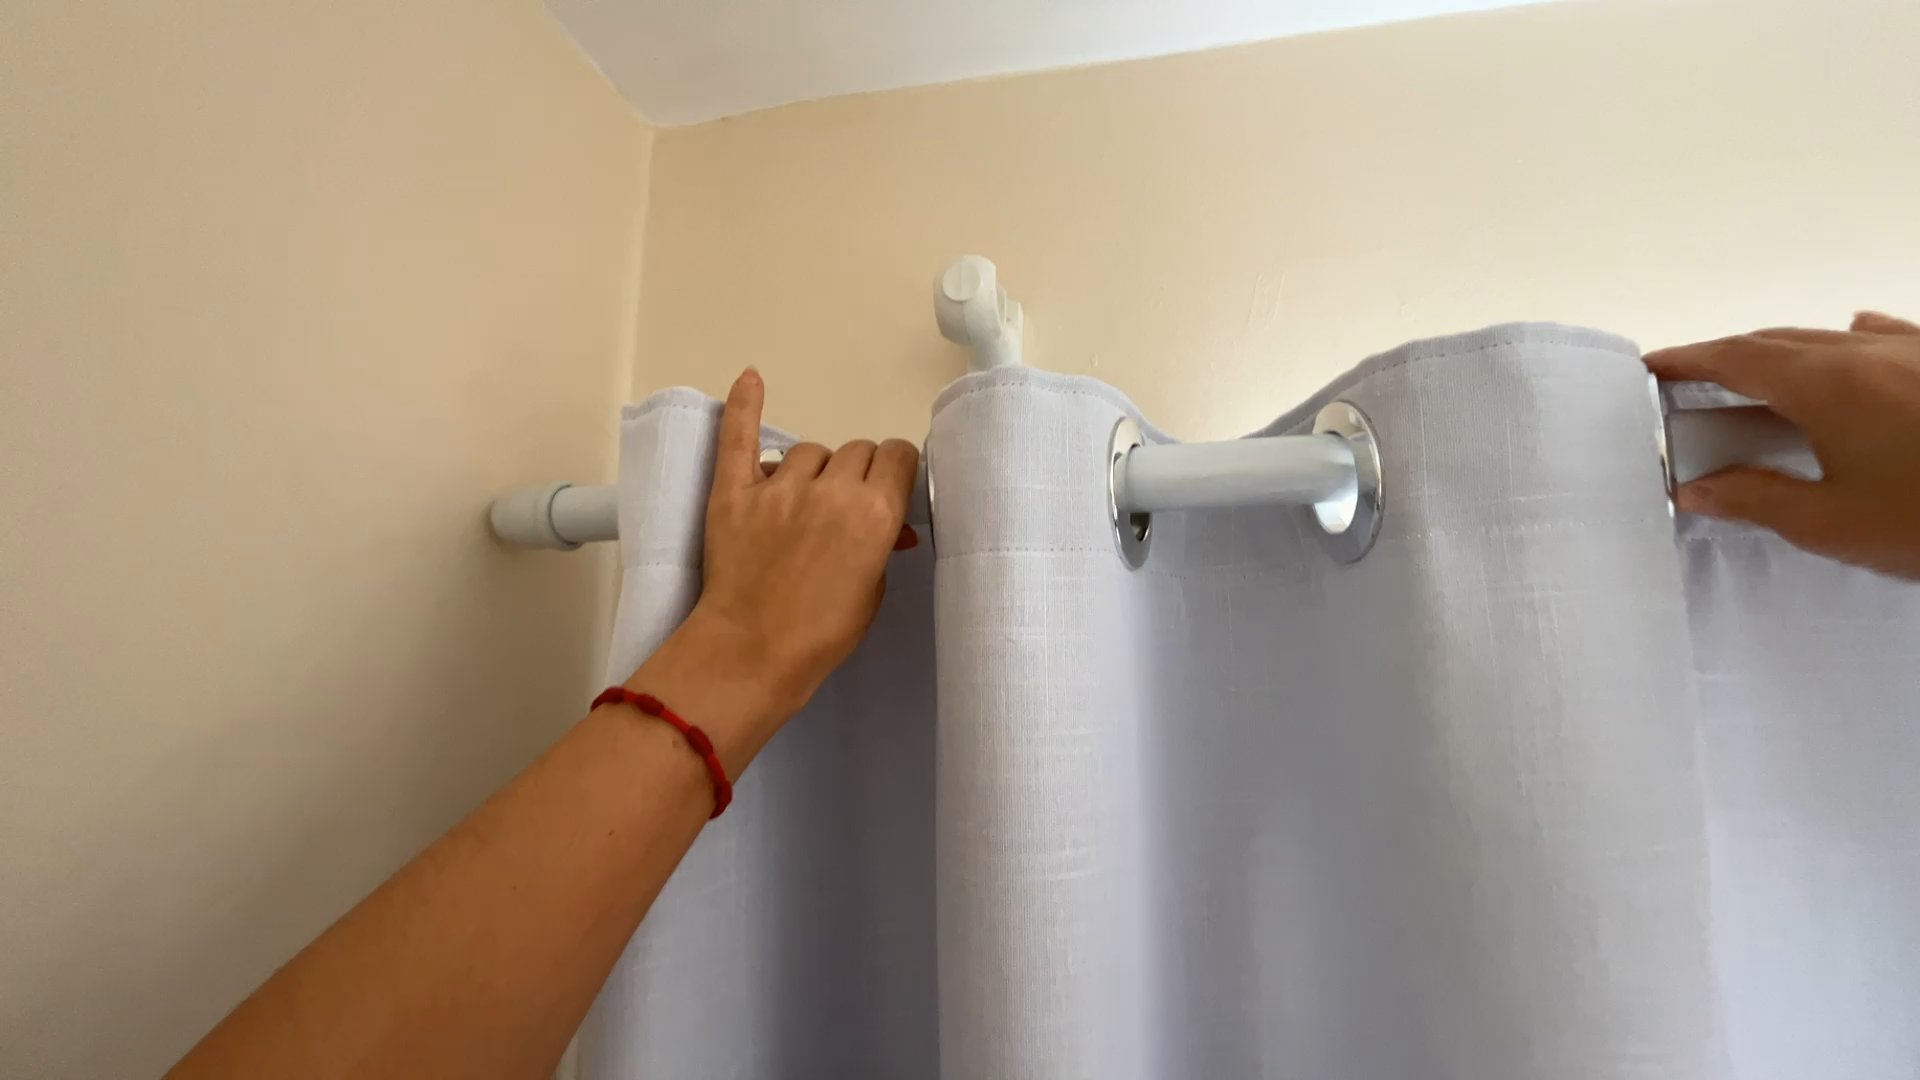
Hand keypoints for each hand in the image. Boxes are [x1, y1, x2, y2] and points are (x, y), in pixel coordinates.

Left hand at [686, 368, 918, 712]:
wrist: (754, 653)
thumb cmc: (825, 632)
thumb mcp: (873, 589)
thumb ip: (882, 542)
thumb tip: (888, 524)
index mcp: (876, 512)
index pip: (898, 456)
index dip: (897, 470)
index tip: (890, 486)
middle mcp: (833, 488)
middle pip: (858, 450)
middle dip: (860, 472)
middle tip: (847, 506)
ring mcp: (780, 486)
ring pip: (812, 450)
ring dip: (817, 469)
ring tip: (806, 502)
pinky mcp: (735, 491)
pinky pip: (740, 437)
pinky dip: (745, 407)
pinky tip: (750, 379)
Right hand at [1645, 312, 1919, 578]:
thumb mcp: (1831, 523)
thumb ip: (1754, 499)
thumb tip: (1696, 489)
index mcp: (1828, 386)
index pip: (1734, 359)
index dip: (1685, 360)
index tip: (1647, 367)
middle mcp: (1876, 355)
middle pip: (1782, 341)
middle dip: (1727, 355)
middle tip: (1688, 380)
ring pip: (1839, 337)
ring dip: (1786, 349)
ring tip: (1756, 369)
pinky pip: (1902, 333)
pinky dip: (1863, 332)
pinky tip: (1861, 326)